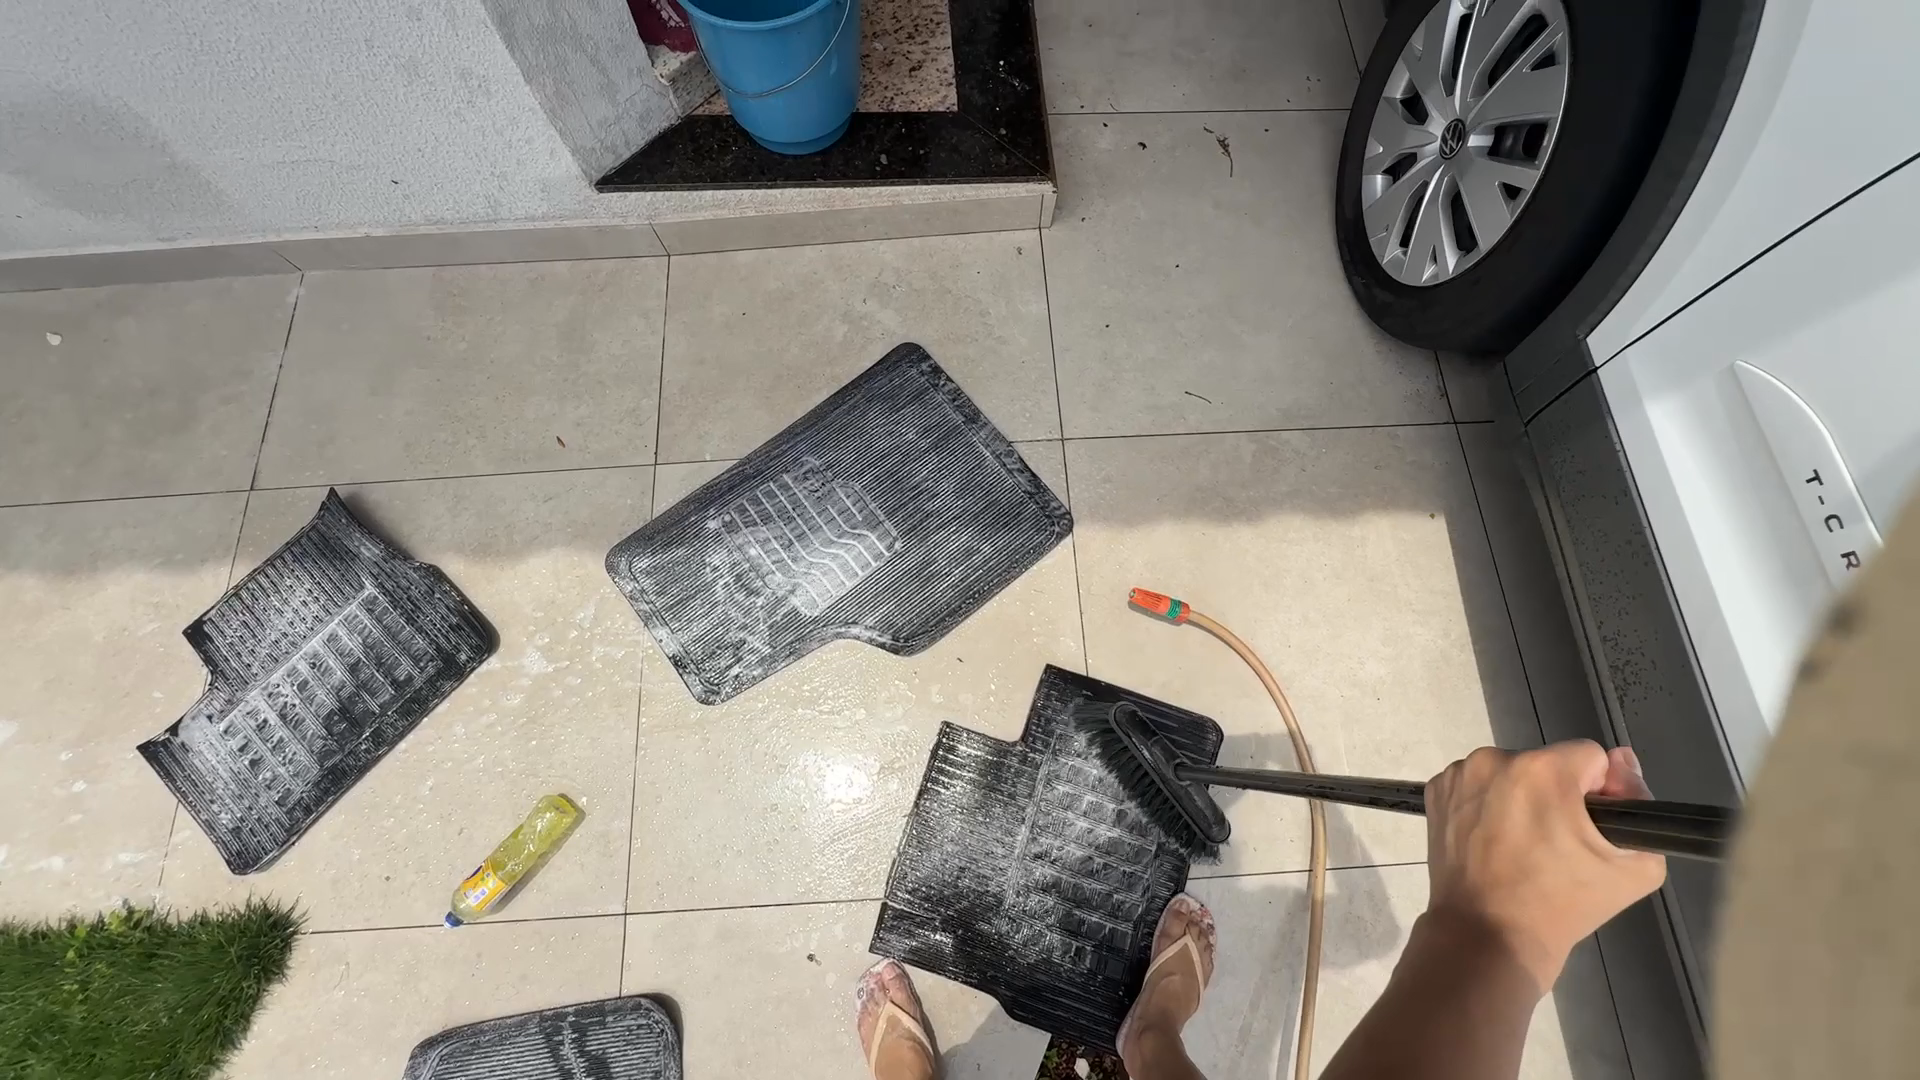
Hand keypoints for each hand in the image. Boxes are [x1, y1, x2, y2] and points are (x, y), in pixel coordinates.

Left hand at [1423, 741, 1666, 992]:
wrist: (1487, 928)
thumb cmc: (1563, 901)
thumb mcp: (1632, 865)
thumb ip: (1637, 803)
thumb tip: (1621, 762)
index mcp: (1539, 770)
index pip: (1589, 754)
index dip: (1602, 786)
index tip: (1597, 818)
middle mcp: (1492, 760)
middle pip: (1544, 763)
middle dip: (1559, 791)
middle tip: (1560, 838)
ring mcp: (1457, 774)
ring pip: (1507, 772)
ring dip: (1521, 795)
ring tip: (1525, 842)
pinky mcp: (1435, 790)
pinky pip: (1476, 785)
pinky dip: (1488, 803)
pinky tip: (1494, 837)